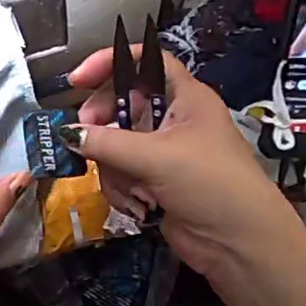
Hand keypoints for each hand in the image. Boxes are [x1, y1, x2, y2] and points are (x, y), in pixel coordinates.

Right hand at [62, 45, 305, 275]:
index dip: (110, 63)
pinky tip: (138, 205)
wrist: (238, 242)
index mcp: (184, 98)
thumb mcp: (156, 157)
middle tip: (84, 140)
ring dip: (114, 169)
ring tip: (133, 188)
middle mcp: (170, 120)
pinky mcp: (151, 181)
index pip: (144, 62)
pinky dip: (120, 190)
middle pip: (119, 107)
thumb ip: (106, 142)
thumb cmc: (210, 184)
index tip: (76, 81)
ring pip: (113, 145)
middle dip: (102, 128)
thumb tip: (67, 134)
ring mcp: (160, 152)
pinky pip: (117, 174)